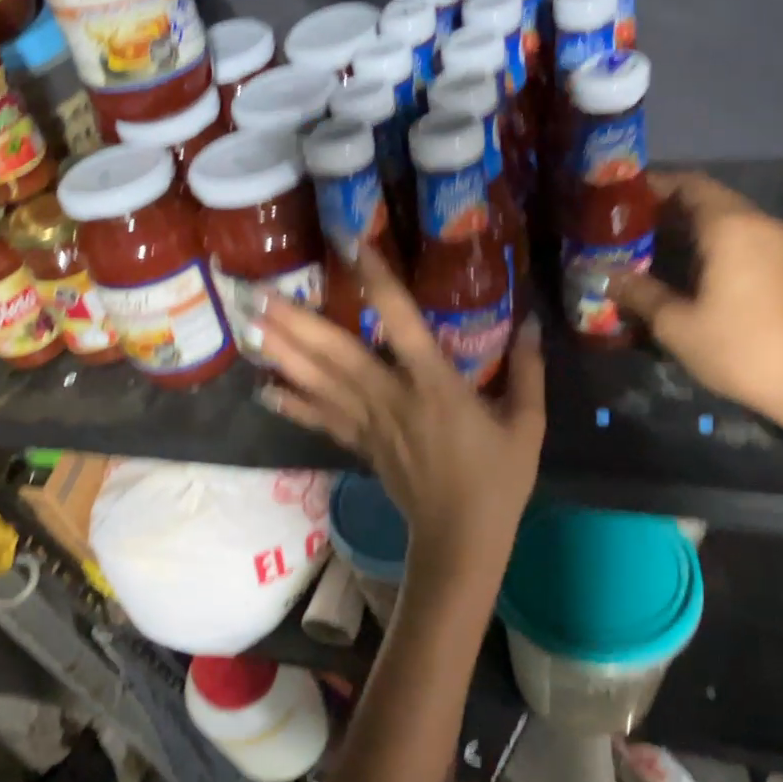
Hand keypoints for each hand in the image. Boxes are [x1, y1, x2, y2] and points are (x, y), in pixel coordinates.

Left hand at [253, 248, 545, 550]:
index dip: (378, 281)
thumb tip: (533, 322)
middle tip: (259, 293)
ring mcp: (371, 424)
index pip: (401, 322)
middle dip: (298, 322)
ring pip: (321, 383)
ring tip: (249, 327)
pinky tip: (262, 389)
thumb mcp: (528, 424)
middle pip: (338, 354)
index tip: (352, 244)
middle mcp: (393, 398)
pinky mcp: (361, 446)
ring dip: (283, 355)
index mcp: (436, 385)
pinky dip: (292, 405)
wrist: (461, 537)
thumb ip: (528, 371)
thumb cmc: (499, 479)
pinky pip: (322, 421)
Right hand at [609, 171, 782, 417]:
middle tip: (623, 228)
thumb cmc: (737, 347)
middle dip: (664, 208)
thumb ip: (639, 293)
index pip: (688, 184)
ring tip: (644, 249)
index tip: (618, 200)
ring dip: (685, 228)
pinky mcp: (782, 268)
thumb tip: (605, 277)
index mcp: (730, 226)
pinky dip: (706, 245)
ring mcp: (775, 245)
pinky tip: (681, 270)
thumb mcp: (675, 323)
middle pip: (706, 198)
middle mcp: (756, 223)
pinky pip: (737, 240)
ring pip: (723, 220)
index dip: (652, 186)